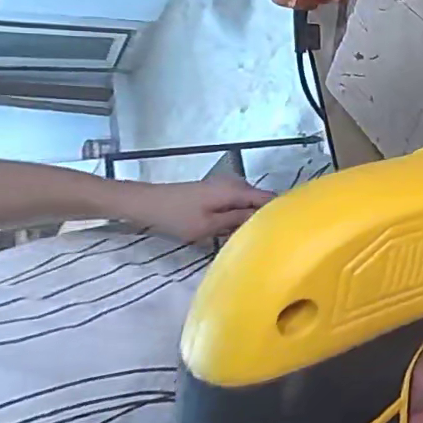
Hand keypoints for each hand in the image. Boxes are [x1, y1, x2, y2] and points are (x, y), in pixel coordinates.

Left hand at [118, 176, 274, 241]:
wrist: (143, 203)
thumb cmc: (175, 216)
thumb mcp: (207, 225)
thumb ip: (237, 220)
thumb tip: (264, 219)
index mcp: (237, 190)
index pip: (270, 198)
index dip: (278, 212)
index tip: (280, 231)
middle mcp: (236, 184)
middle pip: (259, 201)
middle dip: (260, 217)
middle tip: (257, 238)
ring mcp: (225, 185)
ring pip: (247, 203)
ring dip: (245, 217)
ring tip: (241, 235)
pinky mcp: (216, 190)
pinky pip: (235, 202)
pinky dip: (235, 214)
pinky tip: (226, 228)